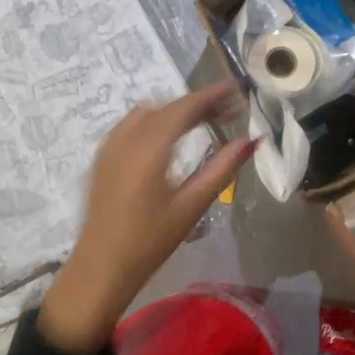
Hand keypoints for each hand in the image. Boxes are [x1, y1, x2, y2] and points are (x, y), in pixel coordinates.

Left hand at [37, 82, 256, 353]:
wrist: (101, 267)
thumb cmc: (150, 241)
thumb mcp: (192, 206)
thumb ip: (223, 168)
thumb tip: (253, 140)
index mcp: (150, 148)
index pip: (185, 107)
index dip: (213, 94)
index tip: (238, 87)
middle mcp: (127, 138)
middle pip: (168, 107)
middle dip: (199, 104)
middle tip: (230, 112)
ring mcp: (110, 146)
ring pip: (148, 113)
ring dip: (176, 111)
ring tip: (204, 124)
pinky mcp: (102, 158)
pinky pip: (131, 125)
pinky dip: (155, 121)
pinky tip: (169, 139)